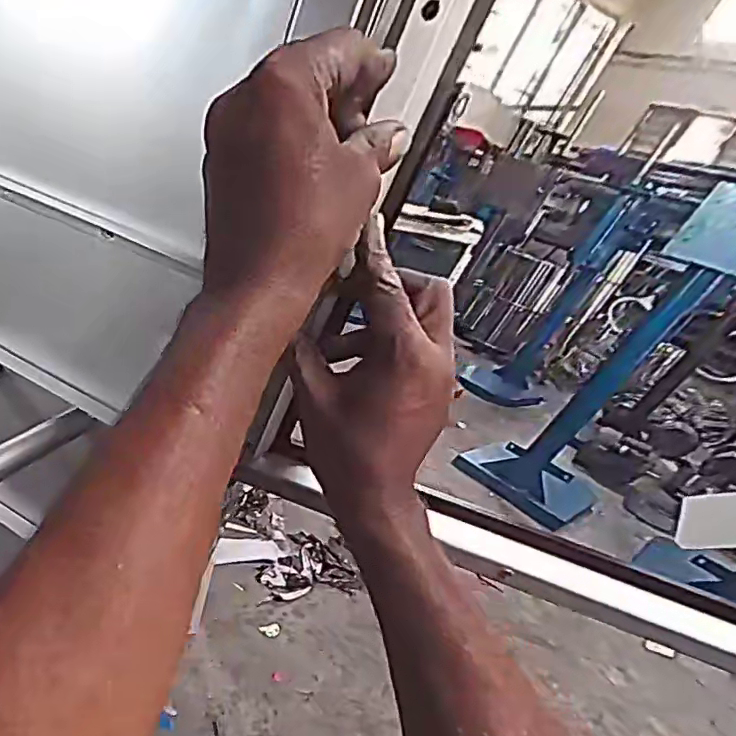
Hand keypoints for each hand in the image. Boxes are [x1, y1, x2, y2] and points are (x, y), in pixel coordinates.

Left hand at [201, 28, 408, 324]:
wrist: (256, 287)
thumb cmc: (294, 240)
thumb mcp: (359, 179)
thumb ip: (376, 143)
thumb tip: (384, 138)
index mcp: (280, 86)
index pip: (338, 48)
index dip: (370, 62)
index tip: (381, 70)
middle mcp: (242, 102)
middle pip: (303, 74)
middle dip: (340, 95)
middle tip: (368, 118)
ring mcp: (225, 135)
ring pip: (278, 107)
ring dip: (314, 121)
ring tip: (344, 155)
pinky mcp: (219, 166)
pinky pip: (260, 137)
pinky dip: (288, 145)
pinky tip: (313, 174)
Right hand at [290, 214, 455, 518]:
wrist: (375, 498)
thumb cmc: (352, 460)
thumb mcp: (315, 396)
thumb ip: (305, 349)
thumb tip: (295, 322)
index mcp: (405, 356)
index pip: (389, 287)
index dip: (370, 259)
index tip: (365, 237)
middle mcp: (434, 361)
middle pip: (429, 292)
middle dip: (393, 286)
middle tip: (356, 295)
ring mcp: (440, 376)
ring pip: (429, 319)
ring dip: (388, 320)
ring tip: (344, 343)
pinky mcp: (436, 389)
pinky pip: (423, 347)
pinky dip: (395, 343)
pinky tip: (358, 365)